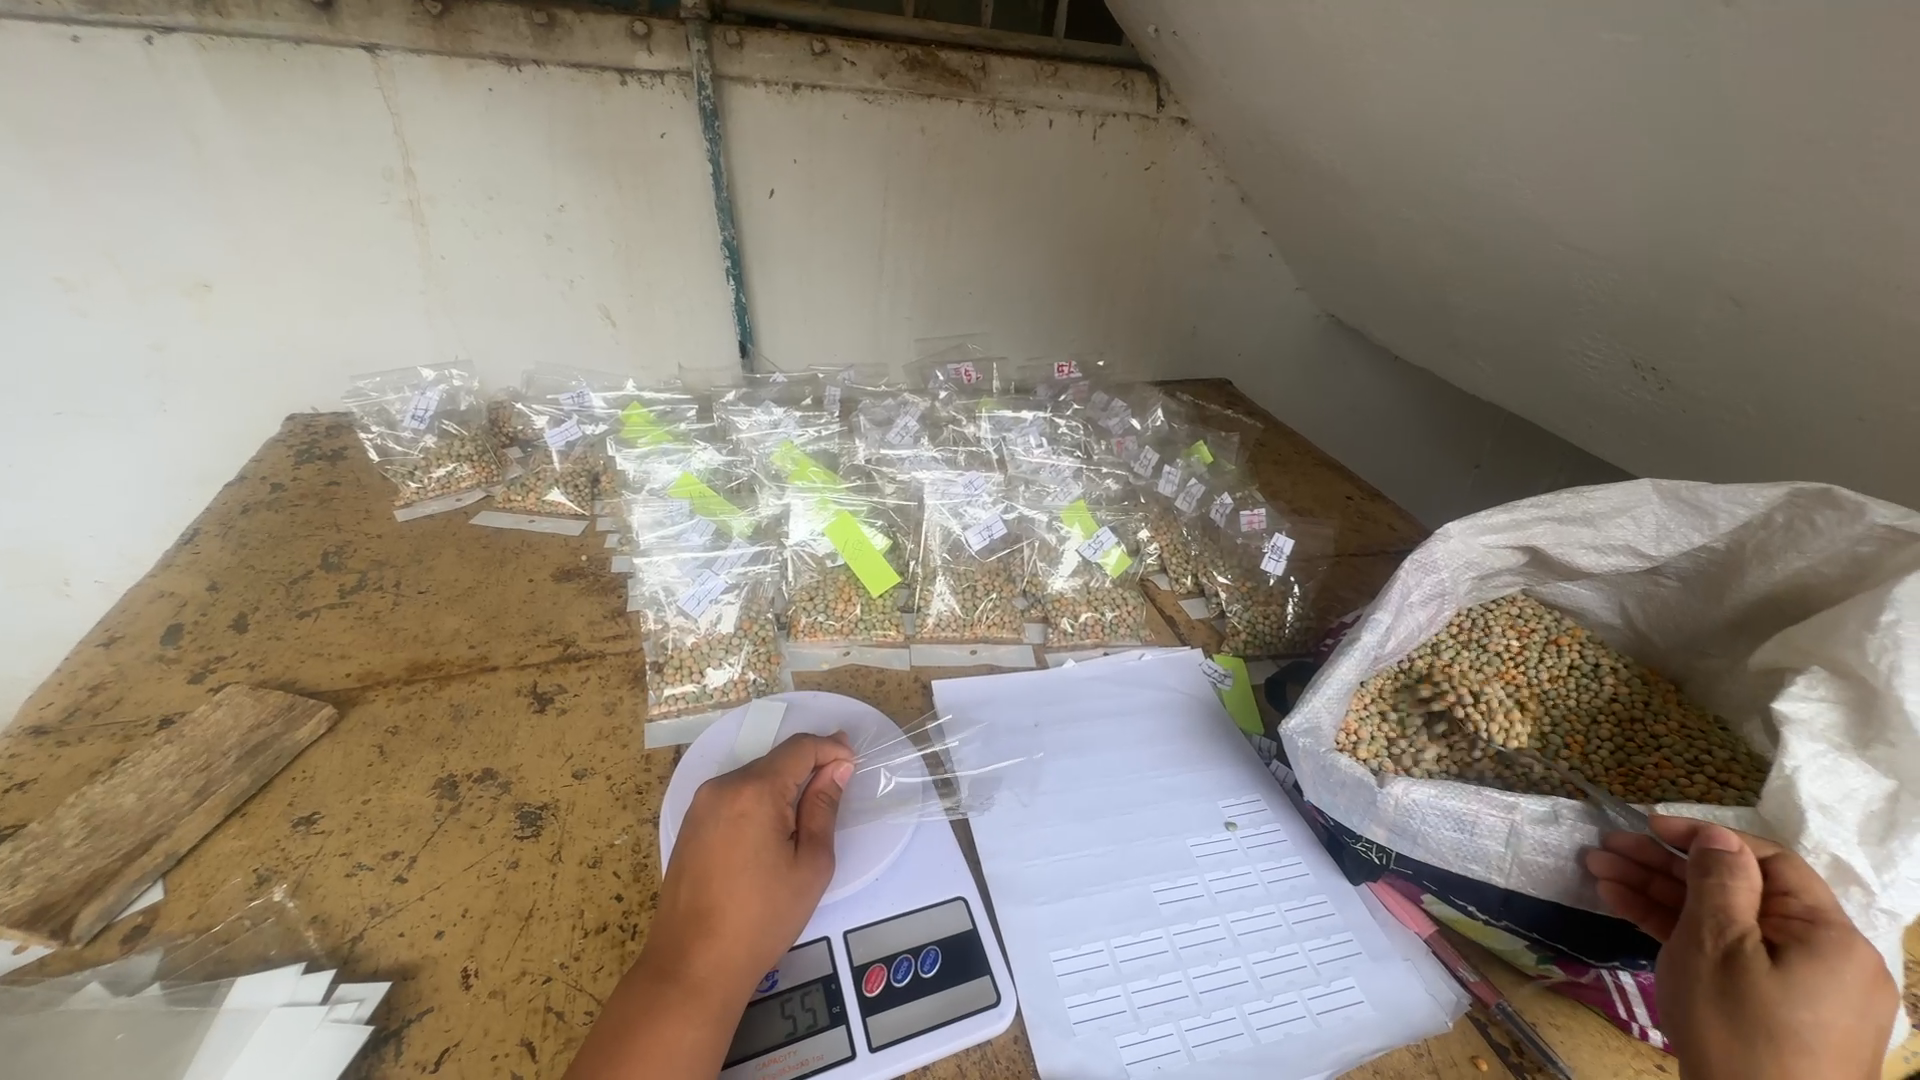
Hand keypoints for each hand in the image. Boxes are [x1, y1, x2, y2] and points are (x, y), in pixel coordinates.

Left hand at [565, 732, 853, 1079]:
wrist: (692, 965)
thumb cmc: (761, 918)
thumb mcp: (810, 864)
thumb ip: (824, 808)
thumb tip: (837, 770)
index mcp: (754, 791)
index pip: (799, 748)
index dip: (830, 749)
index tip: (852, 763)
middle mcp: (722, 787)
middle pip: (775, 760)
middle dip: (808, 767)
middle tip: (836, 788)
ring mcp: (701, 805)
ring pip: (754, 777)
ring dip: (783, 784)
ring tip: (808, 815)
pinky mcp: (691, 825)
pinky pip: (734, 796)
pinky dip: (759, 800)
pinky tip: (773, 831)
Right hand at [1585, 815, 1895, 1079]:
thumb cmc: (1738, 1026)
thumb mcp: (1717, 944)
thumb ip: (1719, 883)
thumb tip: (1717, 837)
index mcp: (1828, 935)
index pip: (1768, 862)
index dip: (1706, 837)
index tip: (1646, 825)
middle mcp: (1823, 954)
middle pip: (1738, 889)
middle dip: (1665, 864)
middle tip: (1605, 846)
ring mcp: (1797, 981)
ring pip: (1721, 918)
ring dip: (1657, 890)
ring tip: (1597, 869)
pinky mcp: (1770, 1003)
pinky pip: (1723, 949)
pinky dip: (1674, 926)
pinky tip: (1620, 903)